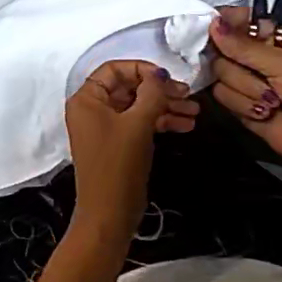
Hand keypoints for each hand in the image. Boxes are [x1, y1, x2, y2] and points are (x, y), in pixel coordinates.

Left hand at [65, 60, 199, 229]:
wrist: (109, 212)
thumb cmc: (119, 163)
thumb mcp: (138, 124)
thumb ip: (151, 94)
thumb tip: (158, 73)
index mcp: (86, 99)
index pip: (113, 70)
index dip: (141, 70)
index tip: (169, 78)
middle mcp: (91, 108)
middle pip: (127, 87)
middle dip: (159, 90)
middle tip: (189, 96)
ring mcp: (103, 126)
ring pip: (136, 106)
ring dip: (164, 106)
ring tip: (194, 112)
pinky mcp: (116, 142)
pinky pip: (137, 123)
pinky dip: (159, 121)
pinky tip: (185, 125)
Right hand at [208, 6, 281, 182]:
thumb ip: (245, 46)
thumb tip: (212, 23)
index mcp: (277, 40)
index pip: (241, 22)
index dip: (225, 23)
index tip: (213, 27)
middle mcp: (259, 59)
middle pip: (223, 50)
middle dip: (238, 65)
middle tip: (259, 74)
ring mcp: (249, 83)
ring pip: (220, 75)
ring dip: (245, 88)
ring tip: (272, 101)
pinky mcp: (241, 106)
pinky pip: (222, 96)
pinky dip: (242, 105)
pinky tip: (264, 113)